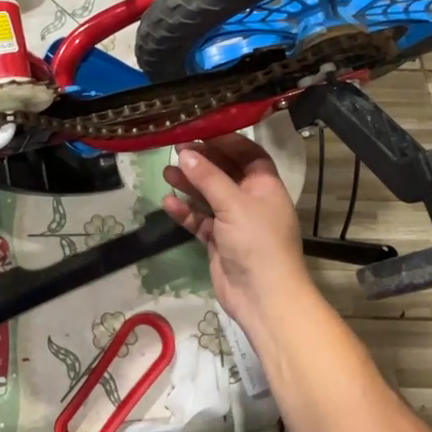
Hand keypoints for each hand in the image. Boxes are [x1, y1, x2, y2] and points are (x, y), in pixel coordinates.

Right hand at [162, 134, 313, 334]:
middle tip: (176, 150)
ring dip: (190, 185)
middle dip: (202, 162)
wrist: (264, 299)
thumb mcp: (233, 204)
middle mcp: (251, 201)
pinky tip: (168, 203)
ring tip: (166, 172)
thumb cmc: (257, 243)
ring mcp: (234, 222)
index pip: (248, 154)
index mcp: (265, 186)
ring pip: (209, 197)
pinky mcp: (219, 242)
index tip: (200, 132)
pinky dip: (186, 212)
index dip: (226, 142)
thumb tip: (185, 152)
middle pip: (225, 173)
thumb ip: (208, 177)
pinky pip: (200, 221)